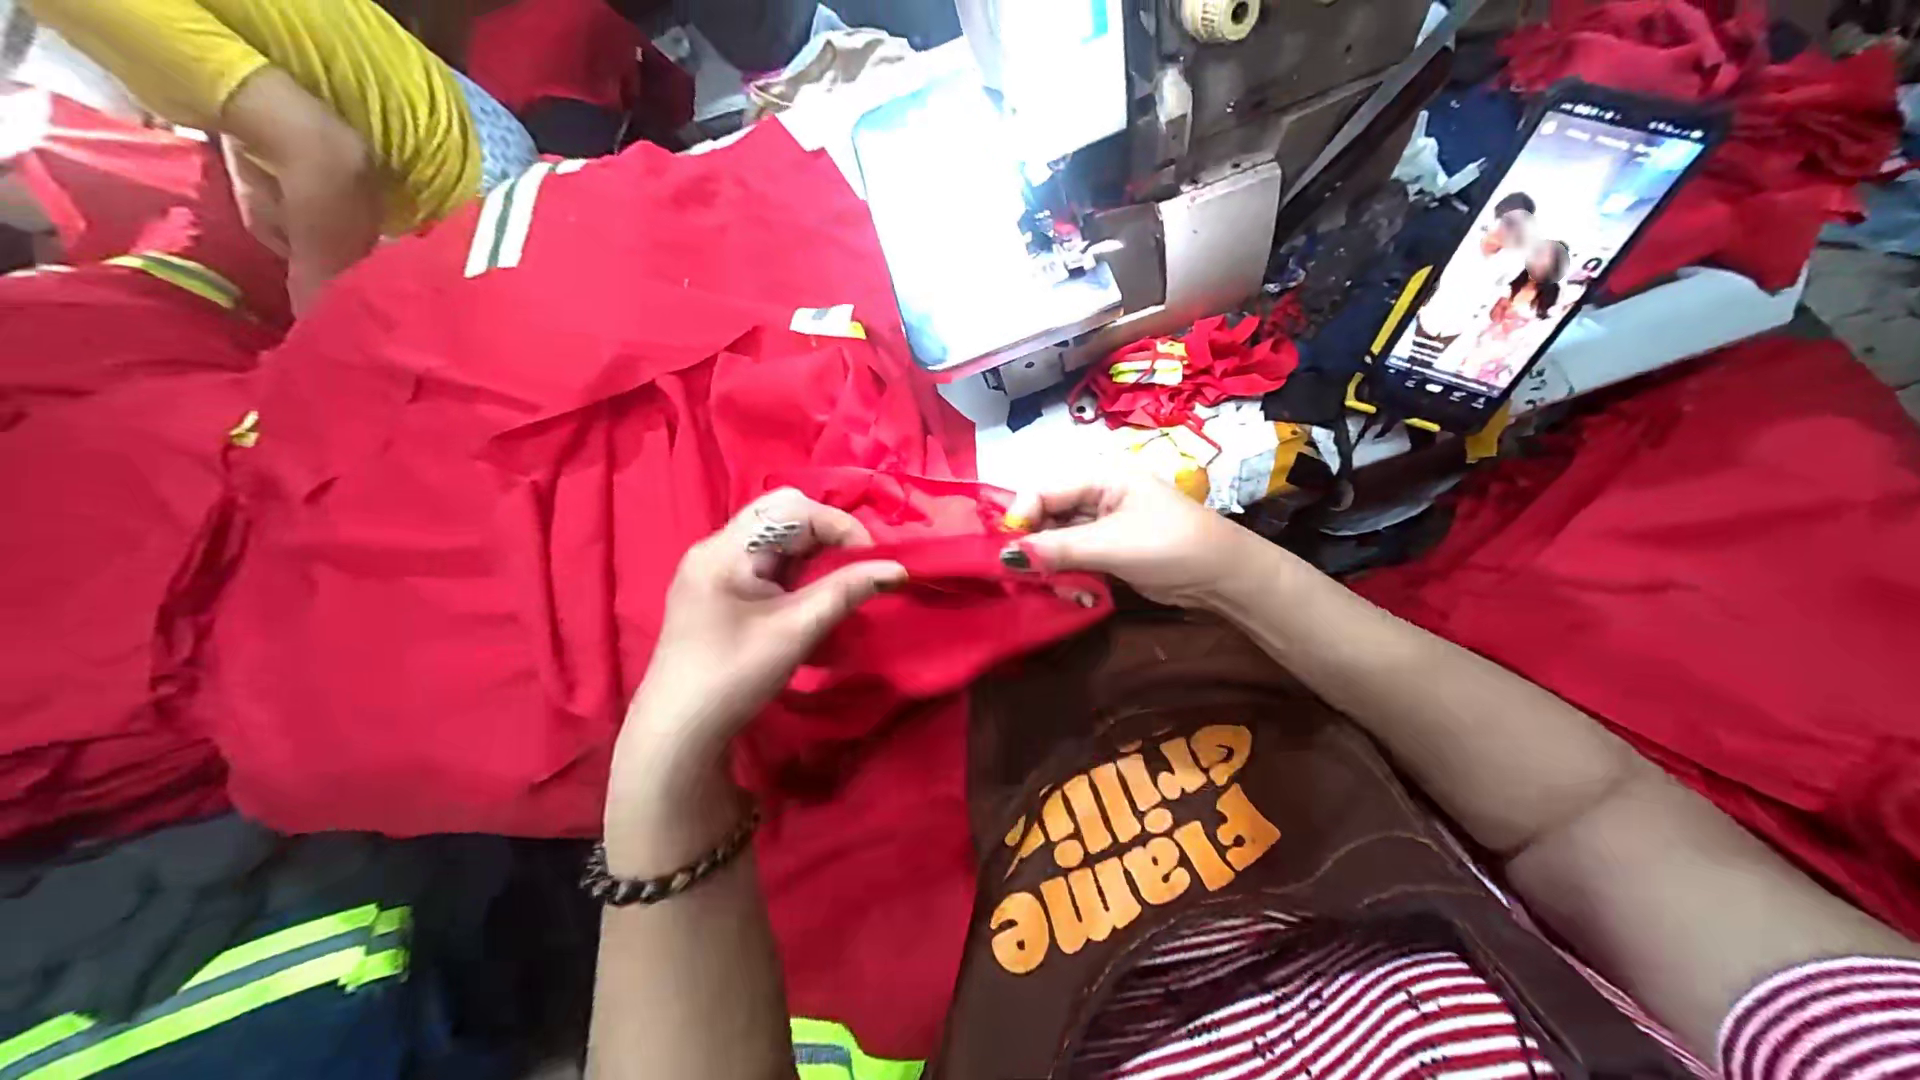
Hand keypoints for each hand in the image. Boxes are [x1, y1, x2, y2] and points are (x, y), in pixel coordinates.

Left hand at [611, 489, 905, 801]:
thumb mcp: (796, 631)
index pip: (790, 507)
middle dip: (827, 536)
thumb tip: (897, 569)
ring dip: (815, 554)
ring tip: (840, 583)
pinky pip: (769, 564)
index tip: (869, 558)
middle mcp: (716, 549)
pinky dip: (798, 572)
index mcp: (724, 550)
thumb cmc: (734, 677)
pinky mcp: (722, 591)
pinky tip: (811, 596)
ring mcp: (716, 570)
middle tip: (856, 567)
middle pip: (782, 516)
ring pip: (778, 540)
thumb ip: (846, 592)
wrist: (678, 732)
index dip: (836, 524)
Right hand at [1005, 475, 1272, 609]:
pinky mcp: (1105, 549)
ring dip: (1055, 570)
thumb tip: (1006, 556)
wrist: (1223, 577)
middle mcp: (1095, 495)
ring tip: (1071, 592)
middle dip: (1038, 550)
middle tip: (1039, 580)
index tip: (1010, 553)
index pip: (1041, 491)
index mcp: (1099, 476)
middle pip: (1044, 518)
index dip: (1021, 519)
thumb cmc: (1171, 546)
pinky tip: (1083, 595)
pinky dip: (1071, 578)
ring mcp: (1100, 524)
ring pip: (1055, 543)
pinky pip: (1071, 559)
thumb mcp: (1112, 545)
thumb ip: (1058, 549)